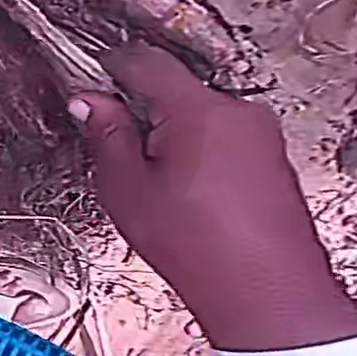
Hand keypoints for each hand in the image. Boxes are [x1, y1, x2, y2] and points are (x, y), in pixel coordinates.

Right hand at [70, 45, 356, 351]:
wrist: (266, 292)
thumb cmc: (195, 244)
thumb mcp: (126, 186)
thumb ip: (106, 133)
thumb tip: (89, 101)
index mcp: (199, 112)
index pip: (146, 63)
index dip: (109, 67)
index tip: (87, 81)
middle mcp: (238, 113)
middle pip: (172, 88)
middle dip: (137, 108)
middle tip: (110, 143)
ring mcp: (259, 133)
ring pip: (194, 112)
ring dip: (164, 129)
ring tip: (147, 175)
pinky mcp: (269, 155)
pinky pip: (218, 132)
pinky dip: (190, 145)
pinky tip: (178, 185)